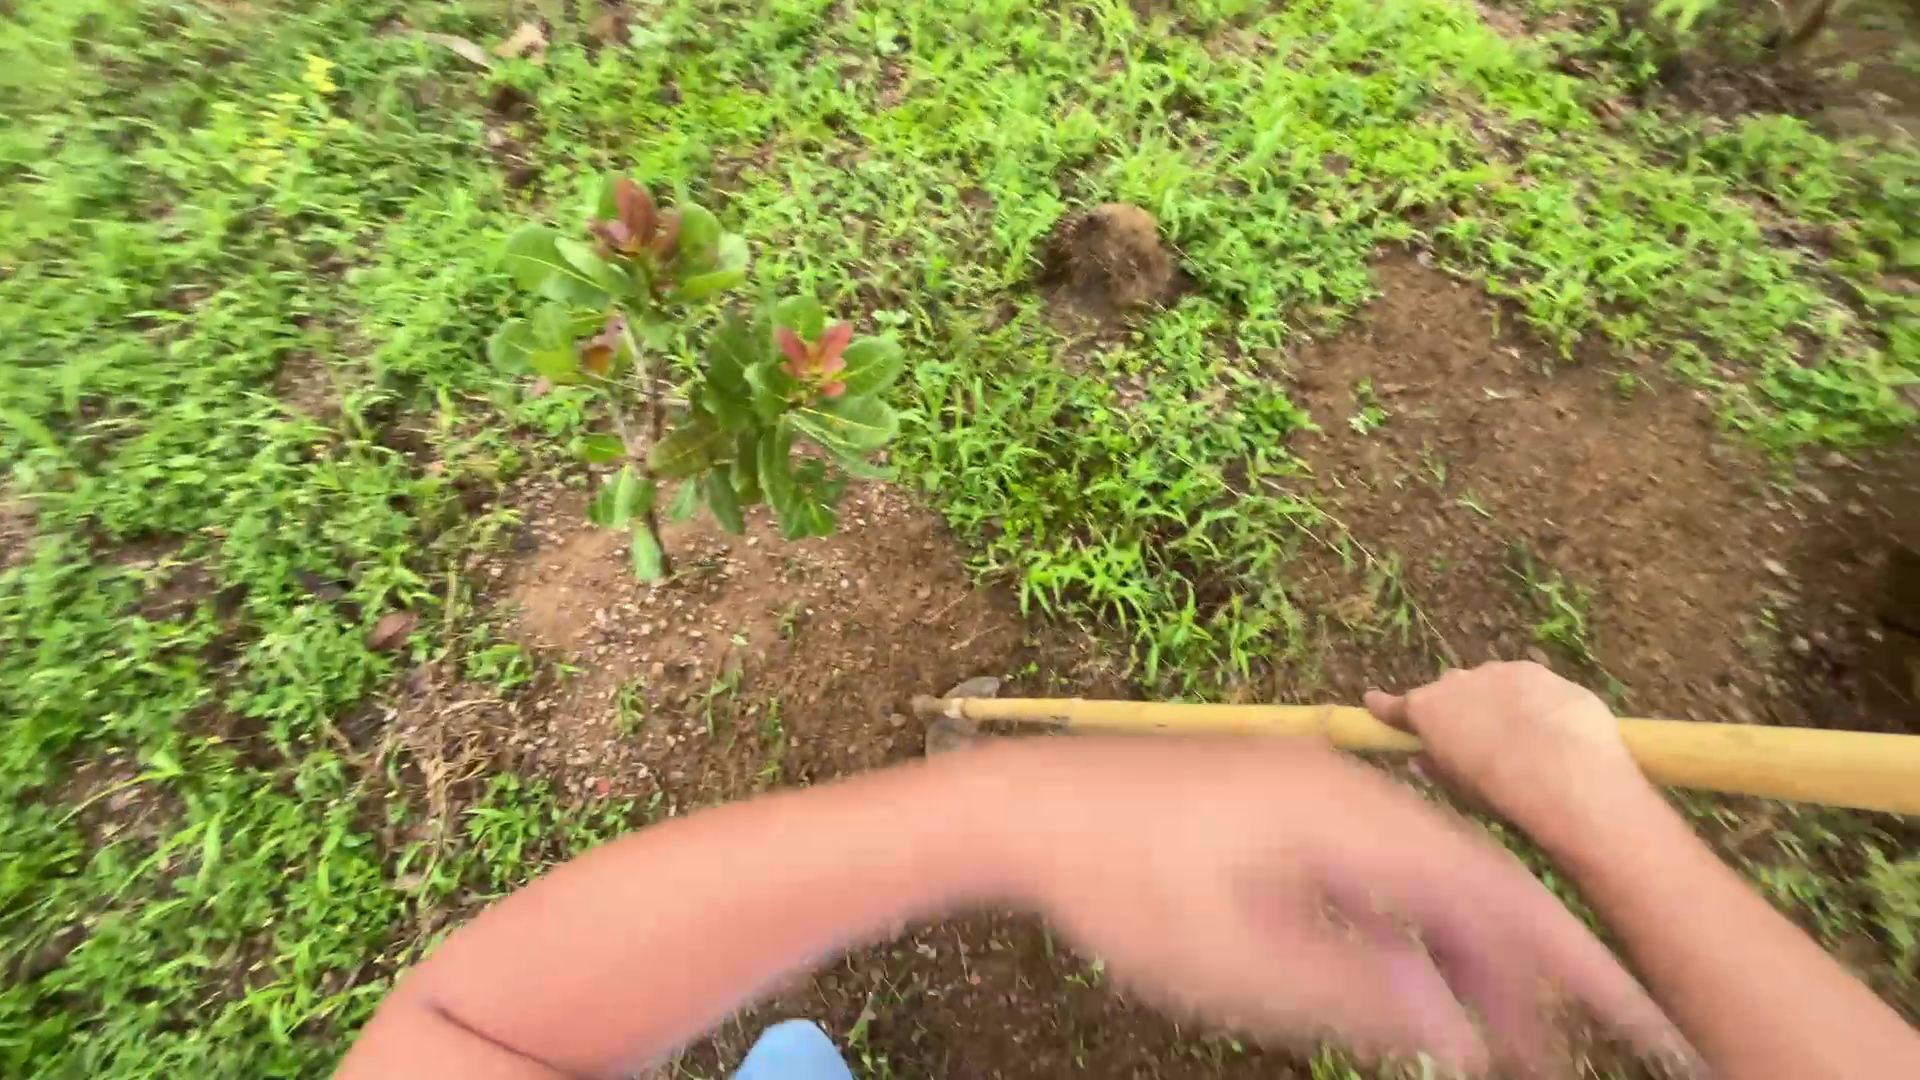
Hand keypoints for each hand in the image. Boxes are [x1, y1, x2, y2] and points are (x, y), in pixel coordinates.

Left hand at [985, 738, 1679, 1073]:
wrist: (1023, 803)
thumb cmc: (1118, 881)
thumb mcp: (1236, 958)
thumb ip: (1354, 991)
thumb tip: (1457, 1028)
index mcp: (1340, 812)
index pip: (1494, 887)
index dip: (1579, 963)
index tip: (1655, 1031)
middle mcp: (1327, 780)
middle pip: (1453, 868)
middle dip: (1507, 961)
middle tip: (1535, 1053)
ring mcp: (1285, 777)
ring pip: (1398, 857)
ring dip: (1439, 934)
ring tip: (1464, 1018)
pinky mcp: (1250, 788)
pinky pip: (1345, 846)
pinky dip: (1378, 905)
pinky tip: (1377, 953)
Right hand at [1364, 661, 1650, 848]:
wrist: (1570, 778)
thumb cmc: (1500, 790)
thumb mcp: (1458, 787)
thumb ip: (1435, 766)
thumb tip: (1421, 759)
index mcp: (1425, 709)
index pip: (1392, 705)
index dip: (1384, 707)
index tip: (1374, 703)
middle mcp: (1454, 682)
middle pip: (1449, 690)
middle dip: (1458, 707)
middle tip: (1478, 737)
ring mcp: (1498, 672)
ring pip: (1492, 684)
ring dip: (1499, 701)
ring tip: (1527, 735)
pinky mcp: (1541, 672)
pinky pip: (1531, 685)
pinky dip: (1536, 701)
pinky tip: (1557, 728)